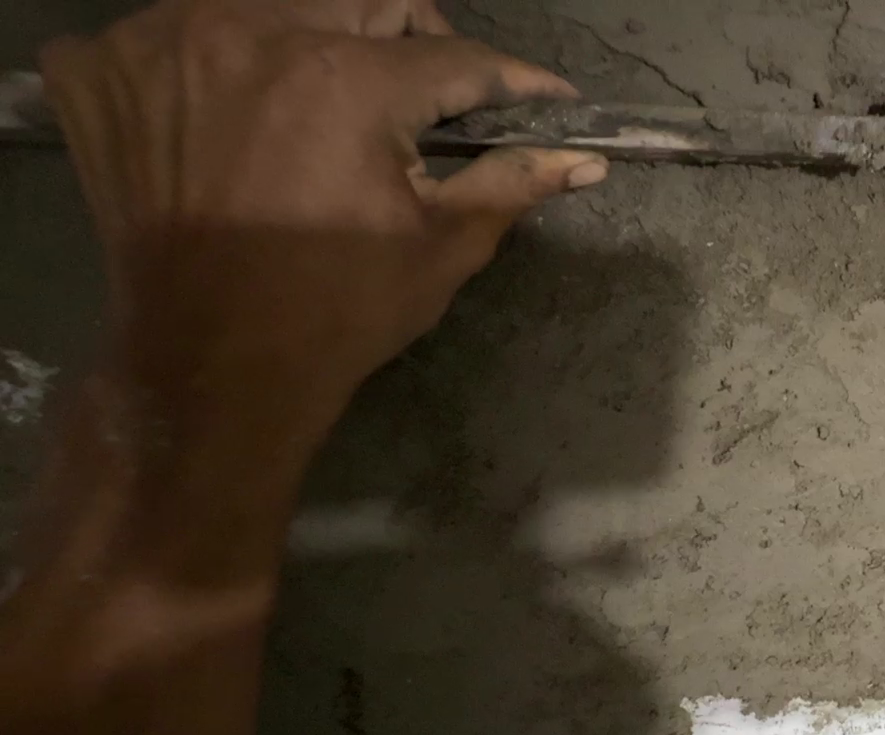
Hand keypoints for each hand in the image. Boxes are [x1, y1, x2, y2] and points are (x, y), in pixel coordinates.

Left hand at [37, 0, 606, 444]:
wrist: (222, 354)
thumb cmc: (351, 305)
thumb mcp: (448, 245)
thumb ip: (514, 183)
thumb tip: (587, 160)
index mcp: (347, 84)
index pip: (457, 57)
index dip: (517, 78)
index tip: (552, 96)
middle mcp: (249, 31)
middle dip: (424, 43)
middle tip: (441, 102)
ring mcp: (158, 38)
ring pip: (276, 0)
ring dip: (330, 41)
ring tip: (345, 108)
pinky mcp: (100, 63)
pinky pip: (184, 29)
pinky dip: (235, 63)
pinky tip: (253, 121)